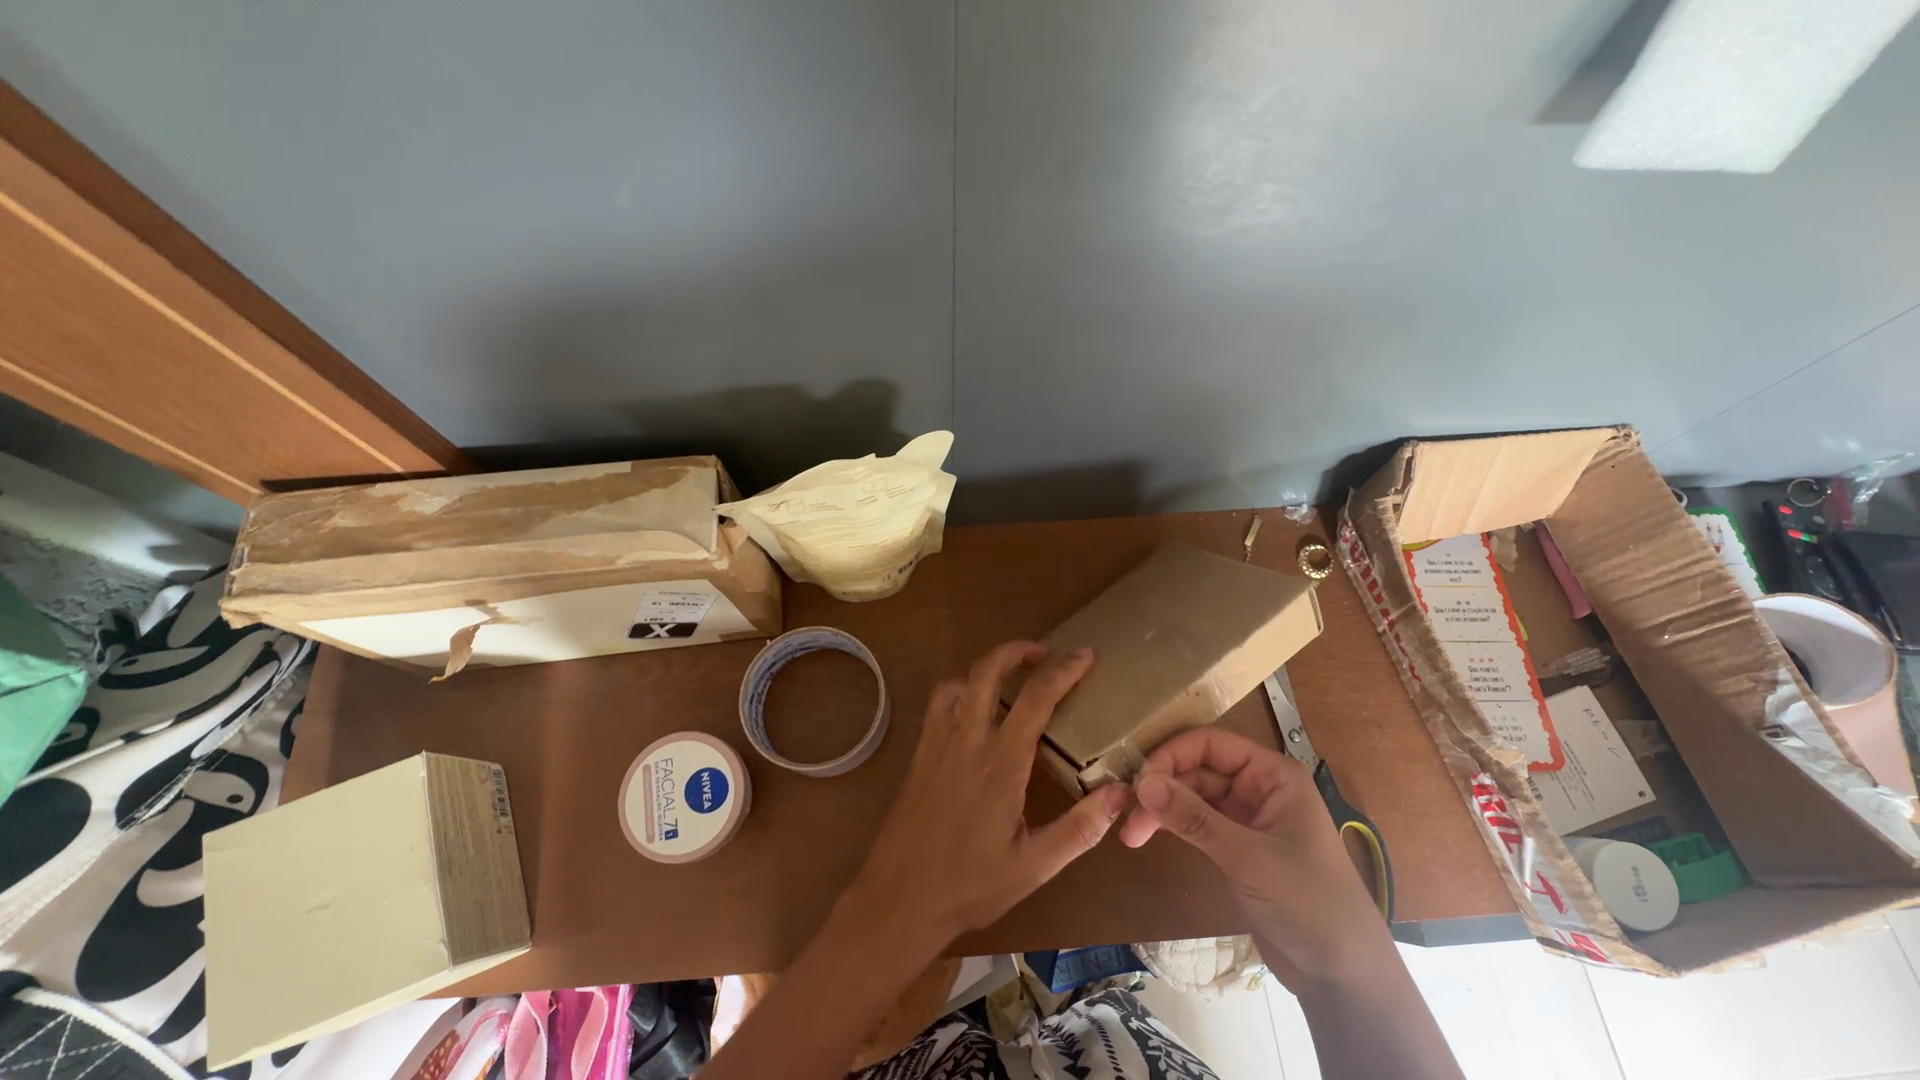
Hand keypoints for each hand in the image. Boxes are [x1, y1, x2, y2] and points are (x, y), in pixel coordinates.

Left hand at [843, 642, 1131, 950]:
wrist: (899, 899)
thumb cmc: (970, 885)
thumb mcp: (1035, 866)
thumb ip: (1079, 829)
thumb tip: (1120, 793)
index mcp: (1001, 763)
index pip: (1036, 699)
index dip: (1063, 671)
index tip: (1085, 656)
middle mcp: (966, 742)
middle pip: (986, 671)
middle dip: (1016, 651)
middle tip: (1043, 653)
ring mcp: (936, 746)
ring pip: (956, 684)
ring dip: (982, 669)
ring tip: (1006, 679)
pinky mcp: (918, 758)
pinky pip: (937, 707)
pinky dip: (957, 693)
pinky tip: (970, 715)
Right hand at [1118, 727, 1394, 991]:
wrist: (1342, 972)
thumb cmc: (1307, 902)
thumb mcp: (1247, 857)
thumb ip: (1193, 818)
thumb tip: (1141, 782)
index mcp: (1273, 775)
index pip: (1211, 744)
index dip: (1171, 755)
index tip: (1137, 782)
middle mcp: (1260, 788)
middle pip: (1198, 769)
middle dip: (1162, 786)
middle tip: (1126, 814)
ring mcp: (1249, 819)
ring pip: (1194, 797)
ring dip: (1163, 809)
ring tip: (1131, 834)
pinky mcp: (1238, 848)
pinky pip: (1198, 823)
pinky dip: (1174, 827)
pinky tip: (1150, 836)